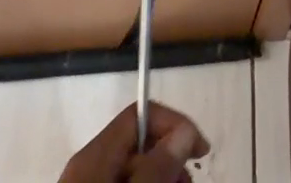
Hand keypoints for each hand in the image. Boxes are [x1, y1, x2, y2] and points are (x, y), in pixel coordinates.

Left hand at [58, 101, 208, 182]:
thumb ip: (158, 168)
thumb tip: (184, 133)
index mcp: (95, 157)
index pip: (140, 115)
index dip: (174, 125)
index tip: (199, 153)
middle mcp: (91, 168)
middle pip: (142, 146)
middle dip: (171, 165)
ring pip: (139, 174)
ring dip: (164, 182)